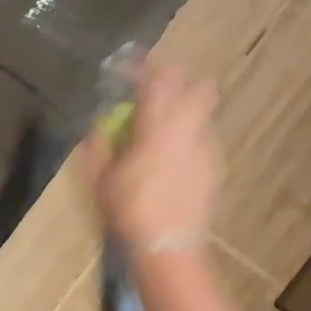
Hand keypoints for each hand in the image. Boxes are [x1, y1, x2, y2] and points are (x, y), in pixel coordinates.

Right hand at [78, 61, 217, 248]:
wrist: (167, 246)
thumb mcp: (98, 178)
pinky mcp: (213, 166)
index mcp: (157, 128)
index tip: (124, 64)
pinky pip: (200, 136)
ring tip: (155, 126)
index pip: (157, 80)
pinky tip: (166, 156)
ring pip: (200, 111)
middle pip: (195, 86)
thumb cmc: (127, 211)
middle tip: (149, 89)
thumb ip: (97, 144)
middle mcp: (188, 130)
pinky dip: (184, 134)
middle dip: (173, 81)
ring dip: (180, 109)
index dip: (142, 65)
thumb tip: (97, 124)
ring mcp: (206, 148)